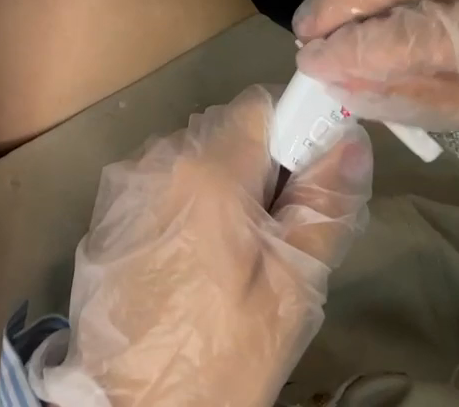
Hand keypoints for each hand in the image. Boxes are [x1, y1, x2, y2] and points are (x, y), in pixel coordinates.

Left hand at [31, 86, 371, 406]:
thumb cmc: (221, 352)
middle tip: (277, 230)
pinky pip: (163, 178)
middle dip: (262, 163)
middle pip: (229, 128)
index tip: (310, 173)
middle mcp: (160, 156)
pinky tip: (191, 256)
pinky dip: (186, 199)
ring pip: (196, 152)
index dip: (295, 129)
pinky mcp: (108, 205)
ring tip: (232, 252)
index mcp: (208, 170)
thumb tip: (350, 141)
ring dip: (223, 182)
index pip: (263, 105)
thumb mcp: (290, 288)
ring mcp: (127, 179)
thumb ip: (324, 206)